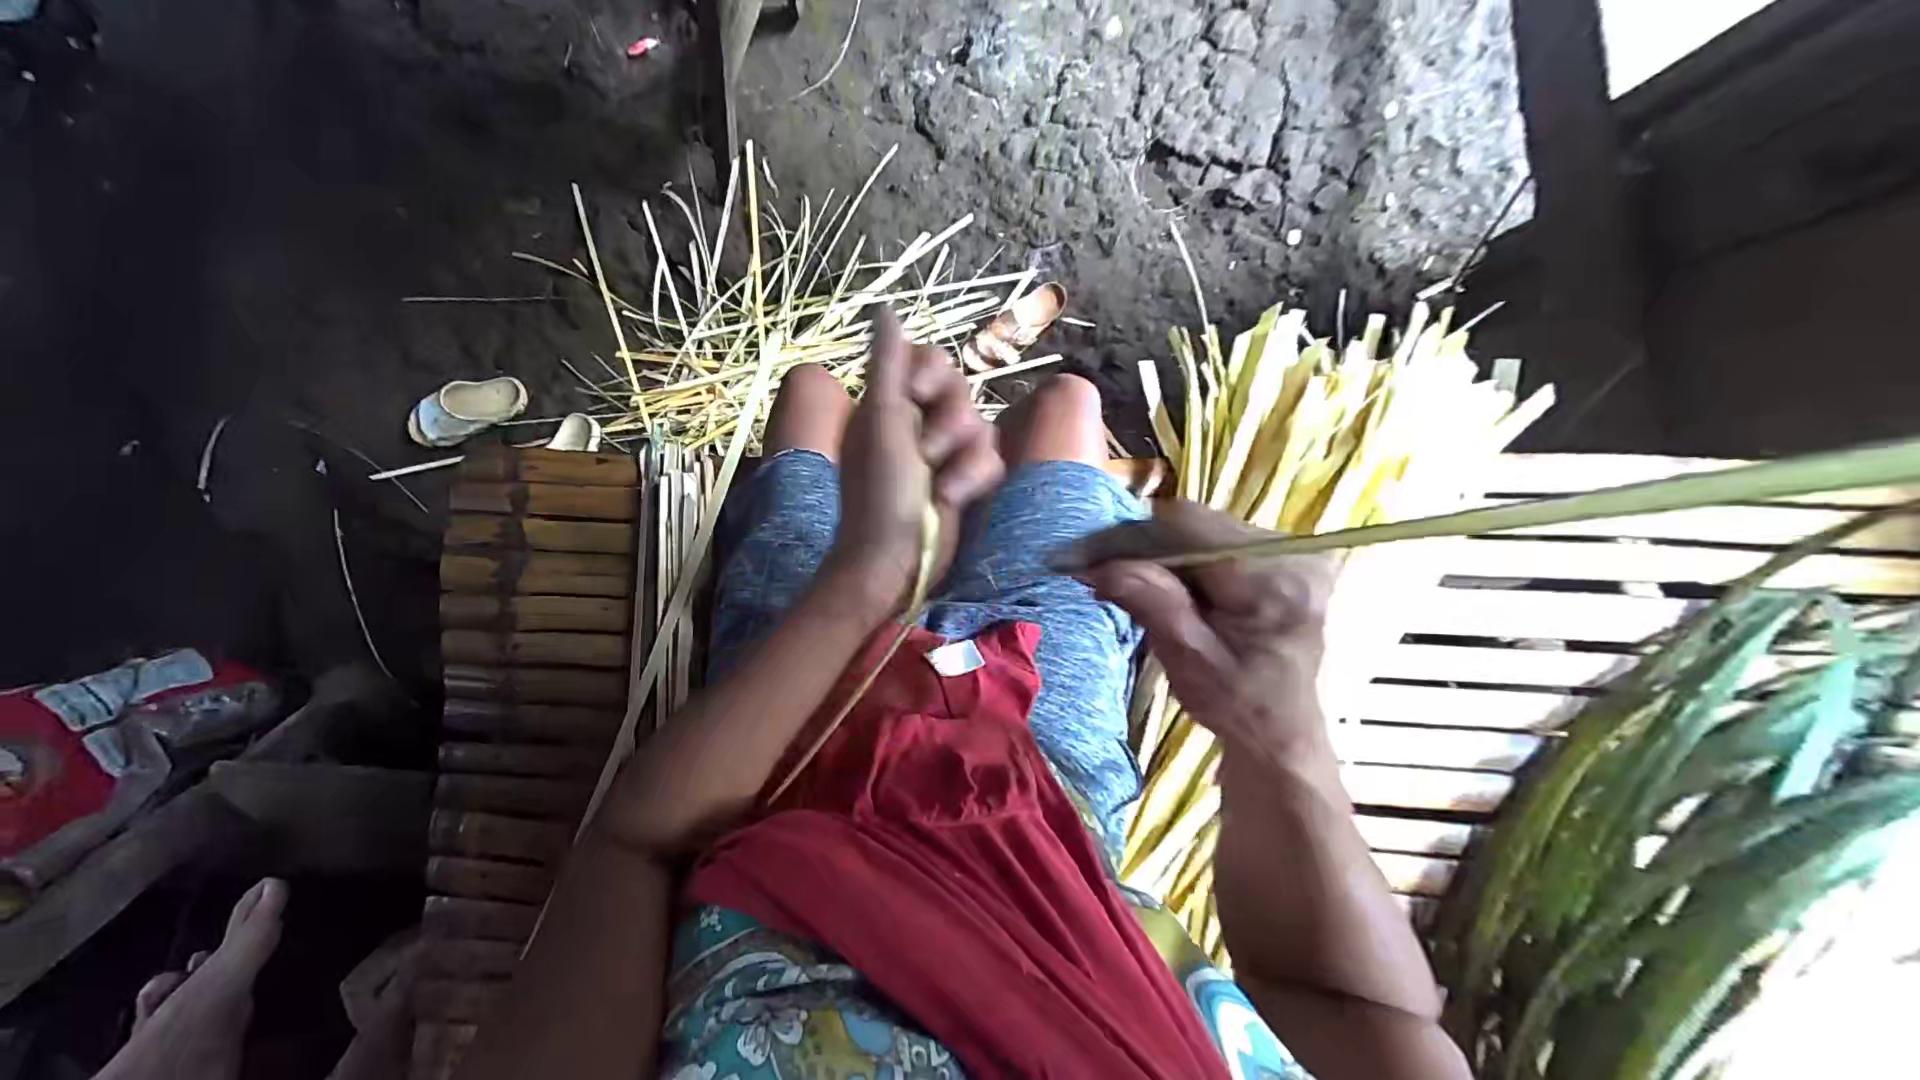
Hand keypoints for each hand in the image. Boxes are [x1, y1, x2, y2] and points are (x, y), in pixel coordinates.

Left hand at [828, 307, 1001, 609]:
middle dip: (948, 421)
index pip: (931, 361)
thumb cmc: (879, 489)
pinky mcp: (969, 481)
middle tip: (925, 450)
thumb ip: (890, 364)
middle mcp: (920, 423)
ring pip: (981, 426)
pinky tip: (953, 498)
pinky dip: (973, 478)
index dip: (932, 374)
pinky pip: (992, 460)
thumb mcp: (882, 420)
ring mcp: (947, 454)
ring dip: (960, 455)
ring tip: (937, 482)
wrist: (896, 556)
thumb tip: (885, 309)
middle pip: (961, 391)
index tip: (916, 395)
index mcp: (893, 404)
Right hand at [1084, 499, 1337, 756]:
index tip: (1083, 557)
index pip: (1189, 529)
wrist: (1283, 732)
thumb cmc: (1238, 707)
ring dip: (1157, 547)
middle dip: (1140, 542)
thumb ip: (1151, 605)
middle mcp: (1292, 554)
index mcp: (1273, 583)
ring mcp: (1292, 551)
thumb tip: (1099, 565)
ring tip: (1122, 575)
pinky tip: (1160, 579)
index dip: (1130, 537)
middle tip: (1094, 566)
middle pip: (1195, 521)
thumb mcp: (1189, 662)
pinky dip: (1179, 554)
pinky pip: (1216, 538)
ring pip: (1202, 525)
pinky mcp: (1283, 556)